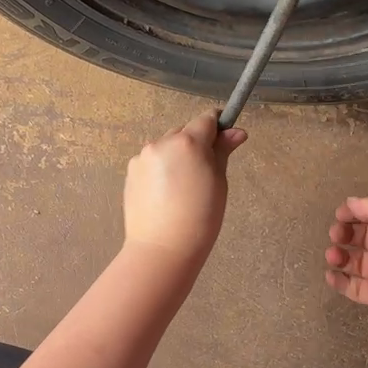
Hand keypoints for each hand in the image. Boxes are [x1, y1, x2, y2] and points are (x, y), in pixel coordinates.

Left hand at [123, 112, 246, 261]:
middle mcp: (162, 142)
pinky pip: (152, 161)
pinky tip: (165, 194)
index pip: (206, 119)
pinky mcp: (131, 172)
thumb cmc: (201, 217)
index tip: (224, 141)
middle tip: (204, 173)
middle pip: (184, 131)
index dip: (218, 128)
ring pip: (166, 146)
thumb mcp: (219, 182)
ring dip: (177, 156)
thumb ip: (223, 152)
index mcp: (188, 142)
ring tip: (183, 187)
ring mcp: (142, 157)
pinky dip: (161, 169)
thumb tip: (236, 132)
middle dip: (196, 144)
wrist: (163, 248)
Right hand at [324, 197, 367, 328]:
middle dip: (345, 233)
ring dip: (339, 255)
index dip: (355, 212)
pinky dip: (340, 281)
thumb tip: (351, 203)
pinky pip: (354, 287)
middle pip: (363, 237)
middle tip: (335, 235)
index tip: (338, 215)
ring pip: (356, 261)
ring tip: (332, 256)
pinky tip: (331, 275)